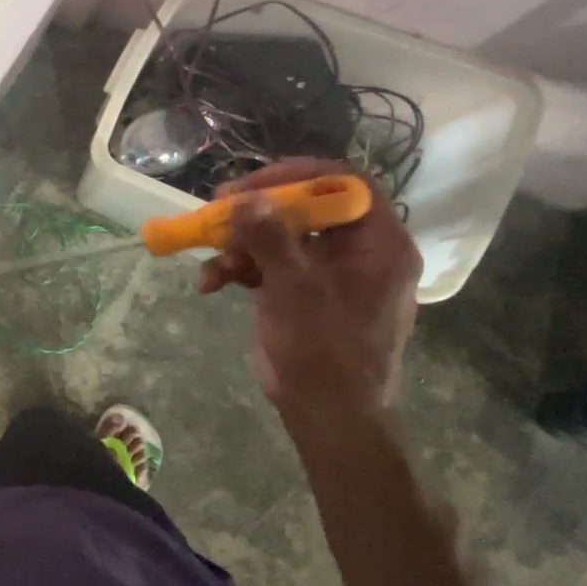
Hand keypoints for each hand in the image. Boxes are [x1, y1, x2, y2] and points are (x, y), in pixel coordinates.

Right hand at [198, 159, 421, 415]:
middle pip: (303, 209)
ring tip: (211, 262)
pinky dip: (233, 270)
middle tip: (215, 212)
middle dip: (254, 212)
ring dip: (237, 245)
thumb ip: (271, 239)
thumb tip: (244, 199)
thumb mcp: (297, 289)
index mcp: (377, 244)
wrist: (326, 409)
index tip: (250, 185)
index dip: (298, 176)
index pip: (345, 185)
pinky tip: (209, 285)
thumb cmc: (327, 348)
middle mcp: (353, 251)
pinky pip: (263, 264)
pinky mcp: (294, 291)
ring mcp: (322, 272)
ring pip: (276, 236)